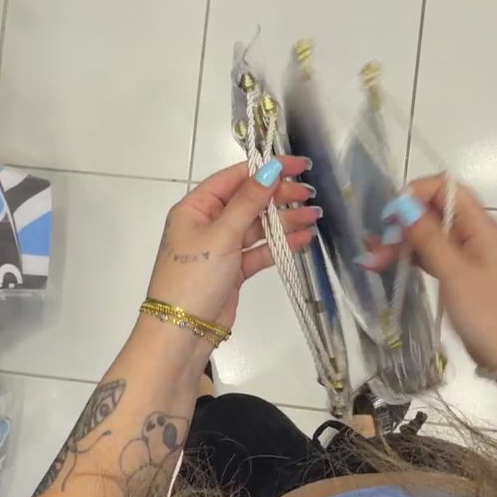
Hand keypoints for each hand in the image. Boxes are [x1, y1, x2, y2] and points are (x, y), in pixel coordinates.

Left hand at [145, 157, 319, 331]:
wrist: (182, 331)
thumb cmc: (195, 275)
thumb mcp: (221, 233)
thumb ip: (248, 201)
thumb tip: (270, 169)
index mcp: (196, 207)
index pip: (234, 178)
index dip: (267, 169)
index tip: (298, 166)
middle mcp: (207, 223)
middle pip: (248, 201)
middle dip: (279, 196)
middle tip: (310, 195)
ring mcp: (221, 247)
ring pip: (257, 226)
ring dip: (285, 221)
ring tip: (315, 216)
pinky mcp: (233, 270)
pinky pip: (260, 251)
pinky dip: (280, 245)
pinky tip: (303, 239)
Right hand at [365, 176, 496, 372]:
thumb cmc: (487, 312)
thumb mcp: (454, 273)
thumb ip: (428, 237)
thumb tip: (402, 204)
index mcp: (481, 226)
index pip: (447, 189)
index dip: (417, 193)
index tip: (390, 214)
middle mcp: (474, 234)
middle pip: (433, 212)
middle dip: (402, 222)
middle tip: (375, 245)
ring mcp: (466, 255)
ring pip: (427, 235)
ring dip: (400, 243)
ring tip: (371, 260)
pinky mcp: (458, 274)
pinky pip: (430, 256)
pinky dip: (409, 258)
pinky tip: (385, 265)